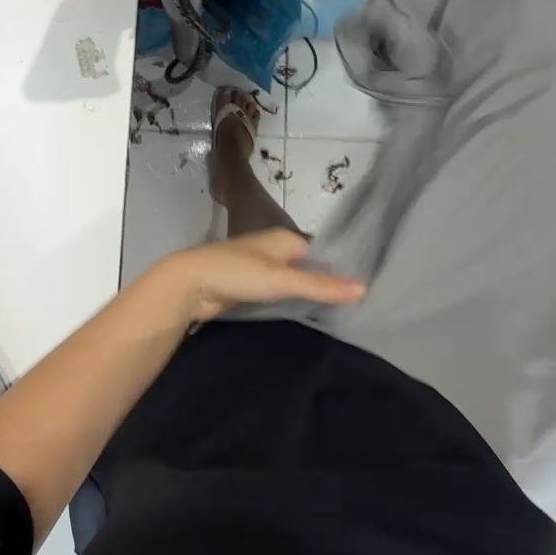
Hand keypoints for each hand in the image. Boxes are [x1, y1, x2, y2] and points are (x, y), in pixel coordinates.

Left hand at [144, 230, 364, 324]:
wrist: (189, 284)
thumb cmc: (236, 273)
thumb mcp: (281, 279)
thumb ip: (320, 286)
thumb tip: (364, 288)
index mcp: (285, 238)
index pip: (323, 253)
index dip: (342, 270)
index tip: (366, 291)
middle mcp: (276, 249)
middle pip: (310, 268)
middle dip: (327, 285)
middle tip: (357, 309)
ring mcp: (262, 268)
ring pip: (294, 282)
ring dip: (310, 295)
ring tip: (340, 316)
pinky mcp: (251, 287)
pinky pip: (280, 294)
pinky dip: (293, 302)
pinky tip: (308, 316)